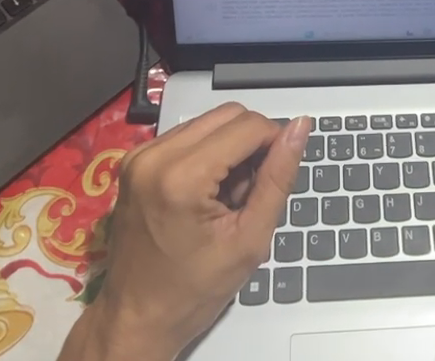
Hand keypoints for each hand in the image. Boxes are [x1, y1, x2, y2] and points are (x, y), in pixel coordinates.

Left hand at [59, 105, 310, 360]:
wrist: (135, 320)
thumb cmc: (194, 290)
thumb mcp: (250, 239)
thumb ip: (278, 177)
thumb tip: (300, 126)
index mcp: (182, 176)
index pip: (248, 126)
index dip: (274, 143)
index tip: (274, 179)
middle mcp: (156, 154)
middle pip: (229, 115)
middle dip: (251, 144)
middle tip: (250, 191)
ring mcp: (141, 154)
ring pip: (209, 121)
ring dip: (230, 147)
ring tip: (227, 196)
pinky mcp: (135, 159)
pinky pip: (188, 133)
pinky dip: (207, 152)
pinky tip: (206, 191)